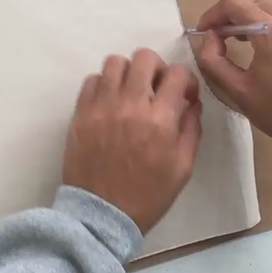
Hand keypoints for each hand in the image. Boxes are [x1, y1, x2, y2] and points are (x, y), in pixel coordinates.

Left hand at [62, 48, 203, 232]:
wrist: (102, 215)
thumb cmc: (148, 195)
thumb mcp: (183, 168)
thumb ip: (191, 130)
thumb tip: (192, 103)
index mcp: (160, 119)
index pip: (177, 73)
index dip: (185, 79)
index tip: (183, 94)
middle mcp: (130, 105)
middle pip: (144, 57)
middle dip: (157, 68)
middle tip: (156, 88)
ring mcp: (101, 107)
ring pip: (115, 62)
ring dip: (128, 73)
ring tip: (131, 93)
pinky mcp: (80, 113)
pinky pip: (92, 80)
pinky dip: (105, 85)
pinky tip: (110, 103)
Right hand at [191, 0, 271, 154]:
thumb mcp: (238, 91)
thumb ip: (214, 61)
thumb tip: (210, 38)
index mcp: (271, 33)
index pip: (234, 3)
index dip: (213, 14)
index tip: (205, 31)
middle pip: (254, 3)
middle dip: (233, 17)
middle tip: (222, 39)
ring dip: (254, 19)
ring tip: (244, 42)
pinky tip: (269, 47)